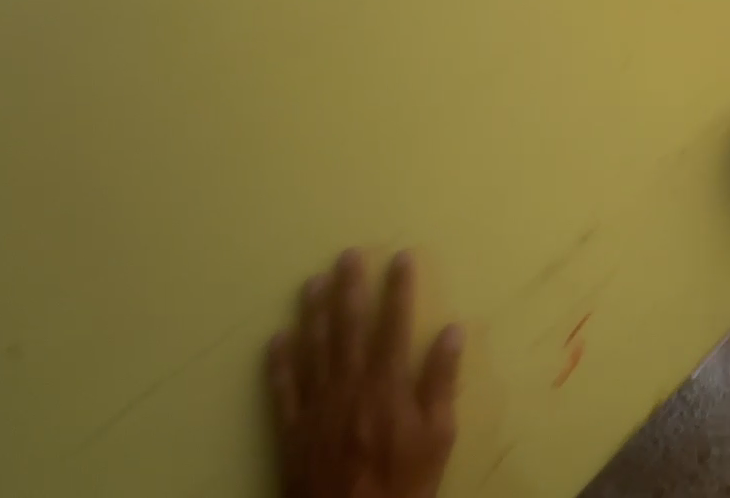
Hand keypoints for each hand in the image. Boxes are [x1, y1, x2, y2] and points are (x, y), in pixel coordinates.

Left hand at [267, 250, 462, 497]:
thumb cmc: (405, 480)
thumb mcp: (438, 435)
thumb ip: (441, 381)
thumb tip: (452, 330)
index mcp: (387, 384)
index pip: (394, 324)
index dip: (398, 288)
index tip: (401, 257)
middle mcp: (349, 386)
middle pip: (348, 327)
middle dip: (349, 288)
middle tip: (347, 255)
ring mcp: (317, 407)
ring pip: (312, 349)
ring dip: (313, 313)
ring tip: (312, 282)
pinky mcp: (292, 431)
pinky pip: (282, 390)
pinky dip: (279, 363)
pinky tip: (277, 337)